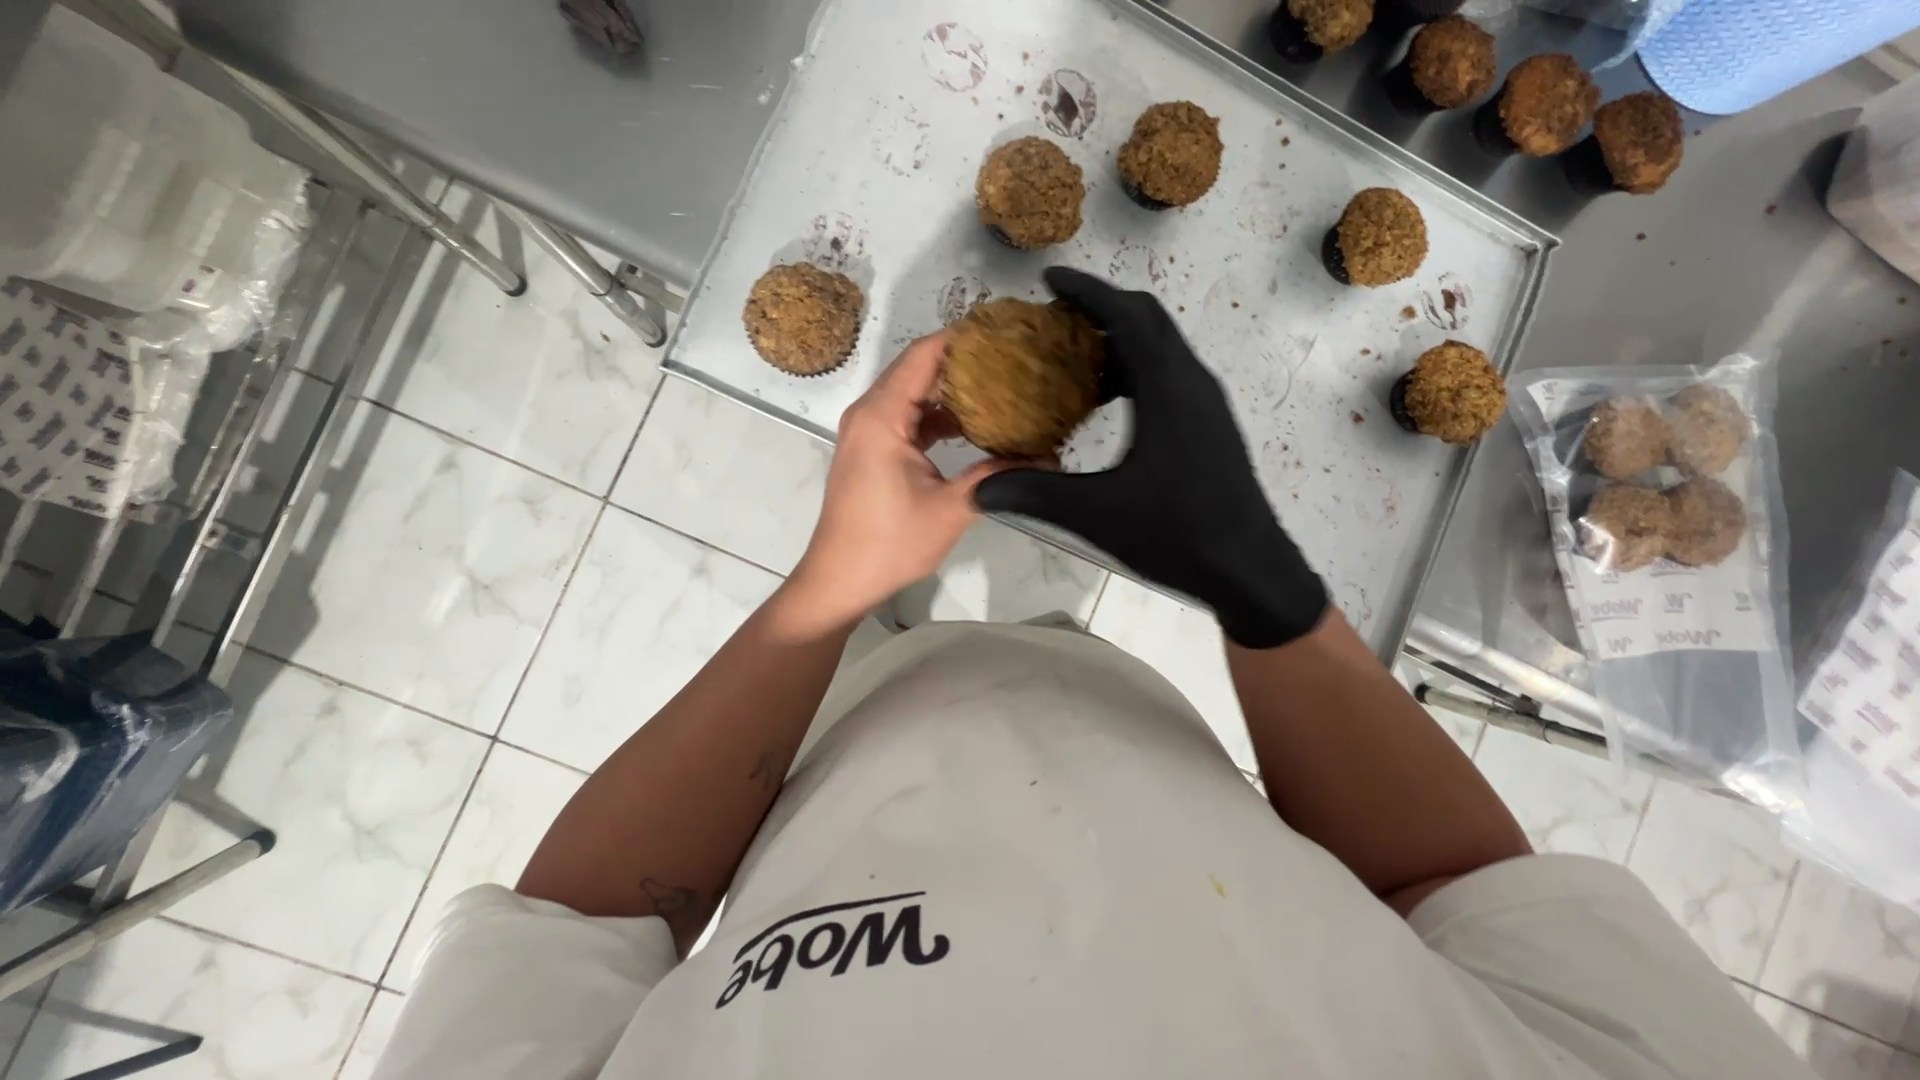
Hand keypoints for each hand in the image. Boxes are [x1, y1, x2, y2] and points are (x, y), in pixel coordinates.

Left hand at [787, 332, 1010, 630]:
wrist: (840, 578)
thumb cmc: (889, 543)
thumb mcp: (951, 508)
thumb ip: (998, 476)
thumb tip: (1047, 459)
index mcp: (882, 415)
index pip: (925, 354)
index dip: (963, 337)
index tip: (1004, 332)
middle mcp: (870, 412)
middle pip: (919, 368)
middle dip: (964, 360)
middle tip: (1012, 358)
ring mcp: (867, 431)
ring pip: (914, 393)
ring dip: (953, 390)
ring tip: (1002, 387)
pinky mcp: (871, 449)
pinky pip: (908, 417)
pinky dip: (938, 416)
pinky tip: (974, 426)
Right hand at [974, 268, 1328, 648]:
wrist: (1249, 568)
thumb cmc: (1178, 534)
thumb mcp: (1098, 515)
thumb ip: (1037, 495)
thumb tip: (980, 487)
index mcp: (1169, 389)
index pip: (1129, 315)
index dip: (1089, 292)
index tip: (1051, 280)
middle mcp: (1192, 382)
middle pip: (1149, 321)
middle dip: (1102, 309)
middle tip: (1055, 319)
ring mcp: (1206, 403)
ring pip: (1162, 348)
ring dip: (1121, 340)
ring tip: (1073, 357)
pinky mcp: (1210, 423)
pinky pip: (1170, 374)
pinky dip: (1136, 369)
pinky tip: (1107, 403)